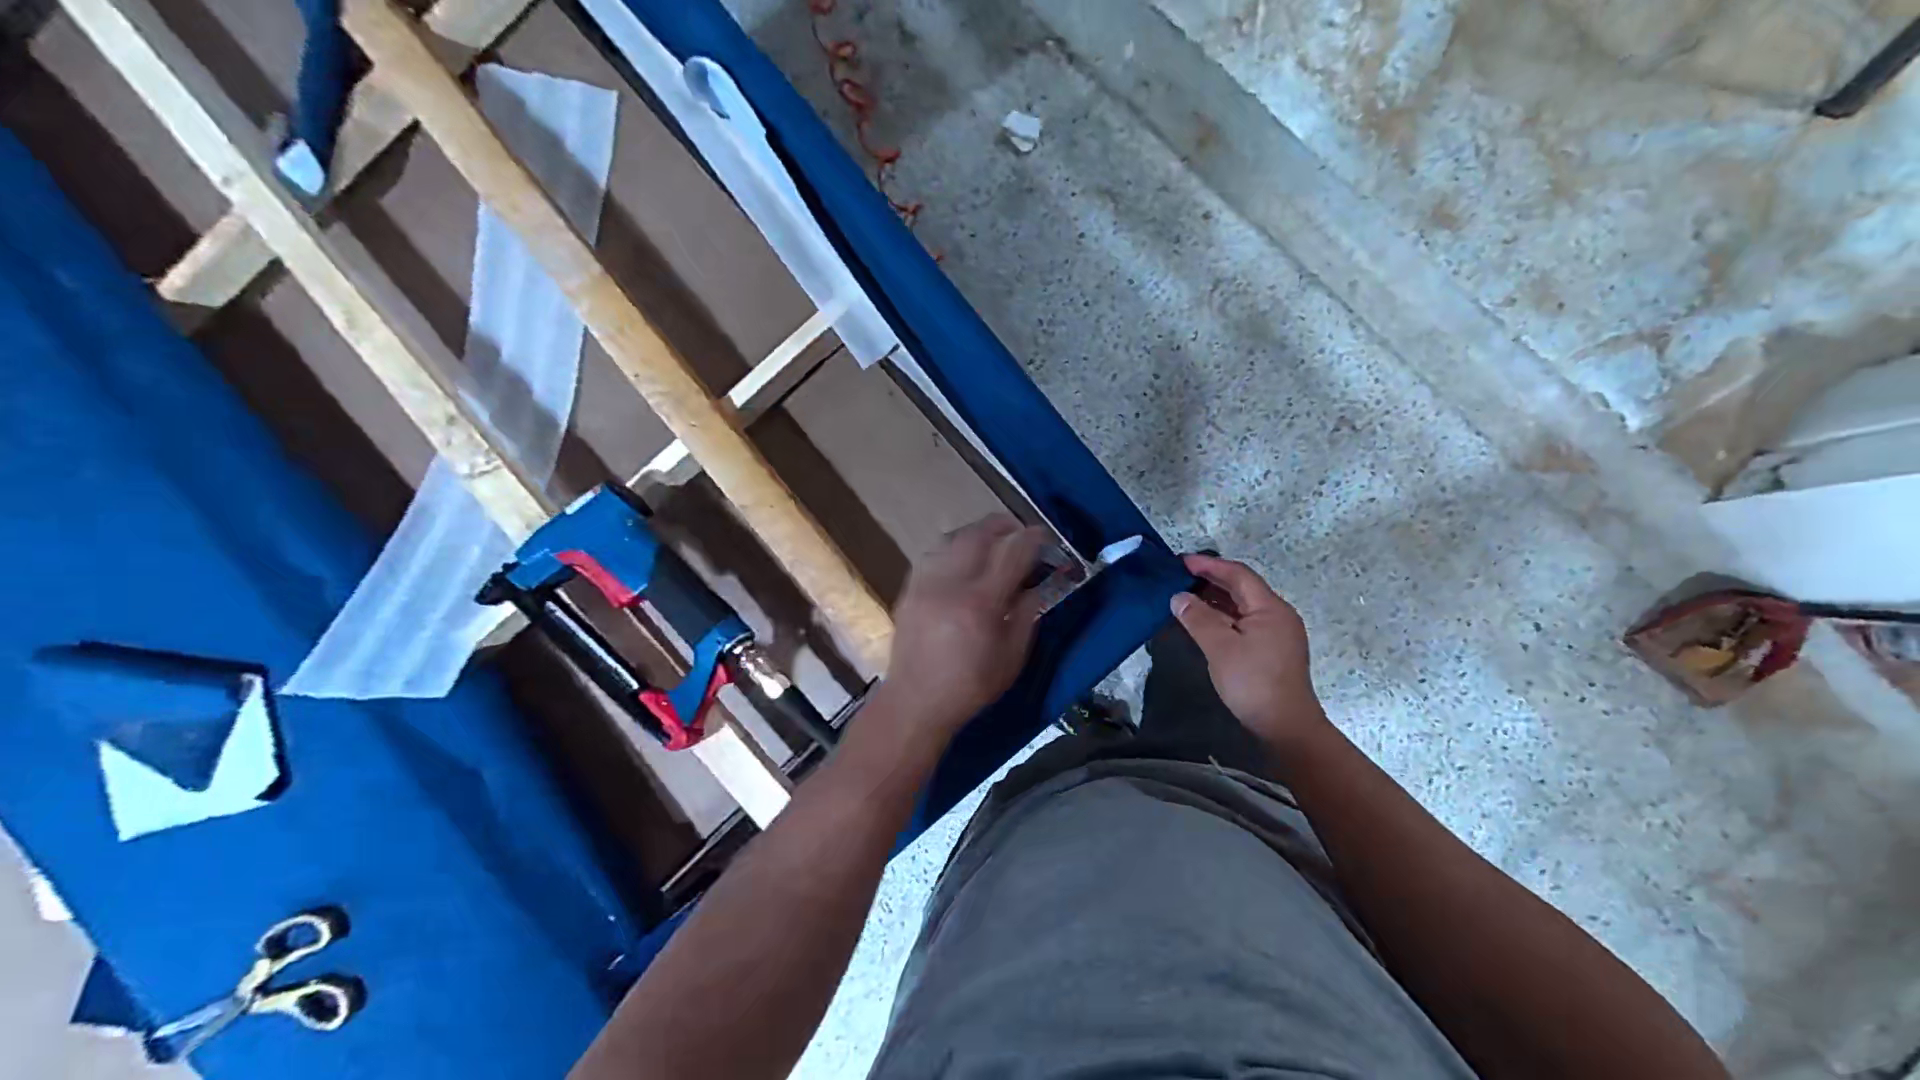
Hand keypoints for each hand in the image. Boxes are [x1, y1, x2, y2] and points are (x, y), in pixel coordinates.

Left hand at [880, 515, 1048, 736]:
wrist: (914, 702)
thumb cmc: (969, 686)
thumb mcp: (1011, 658)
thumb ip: (1026, 616)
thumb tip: (1036, 586)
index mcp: (980, 603)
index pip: (1012, 553)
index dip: (1032, 538)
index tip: (1044, 535)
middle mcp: (950, 584)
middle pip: (977, 534)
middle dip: (1002, 525)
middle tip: (1018, 530)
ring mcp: (924, 583)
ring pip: (951, 538)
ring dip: (975, 533)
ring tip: (990, 542)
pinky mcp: (908, 589)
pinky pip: (933, 554)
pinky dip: (952, 548)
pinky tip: (961, 561)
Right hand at [1170, 554, 1328, 747]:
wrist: (1285, 726)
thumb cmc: (1253, 683)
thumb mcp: (1220, 648)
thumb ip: (1198, 619)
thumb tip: (1178, 597)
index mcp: (1270, 608)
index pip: (1238, 575)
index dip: (1209, 566)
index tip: (1181, 562)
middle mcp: (1277, 615)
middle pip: (1242, 588)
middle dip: (1211, 580)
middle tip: (1179, 577)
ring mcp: (1276, 633)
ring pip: (1242, 606)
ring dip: (1214, 599)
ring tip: (1185, 596)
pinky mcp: (1271, 650)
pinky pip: (1243, 622)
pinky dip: (1222, 617)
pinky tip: (1203, 622)